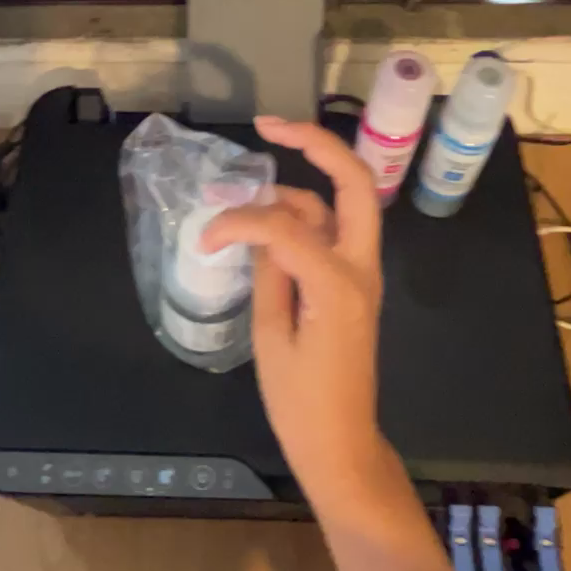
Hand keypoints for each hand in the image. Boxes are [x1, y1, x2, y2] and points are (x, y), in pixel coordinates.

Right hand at [204, 116, 387, 498]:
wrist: (341, 444)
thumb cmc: (301, 404)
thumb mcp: (271, 338)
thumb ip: (268, 273)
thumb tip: (257, 231)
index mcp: (340, 284)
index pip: (287, 227)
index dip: (240, 222)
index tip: (206, 237)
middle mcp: (362, 268)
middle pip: (353, 182)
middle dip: (315, 144)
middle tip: (269, 126)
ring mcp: (364, 274)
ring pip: (342, 204)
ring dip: (303, 184)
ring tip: (253, 182)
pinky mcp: (355, 284)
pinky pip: (334, 232)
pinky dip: (306, 216)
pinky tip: (269, 218)